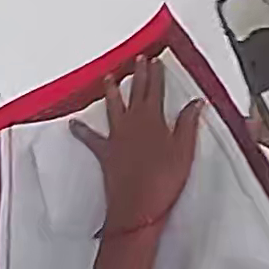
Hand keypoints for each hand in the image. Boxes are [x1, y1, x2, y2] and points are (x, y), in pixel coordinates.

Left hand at [71, 53, 203, 235]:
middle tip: (138, 59)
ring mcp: (117, 136)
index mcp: (152, 119)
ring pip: (113, 106)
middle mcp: (132, 122)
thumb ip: (188, 123)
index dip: (155, 74)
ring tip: (109, 77)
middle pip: (136, 92)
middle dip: (138, 74)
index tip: (155, 60)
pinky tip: (73, 123)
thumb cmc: (164, 180)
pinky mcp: (105, 152)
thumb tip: (195, 102)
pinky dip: (81, 130)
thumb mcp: (184, 151)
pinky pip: (90, 138)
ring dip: (112, 91)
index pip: (155, 89)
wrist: (138, 208)